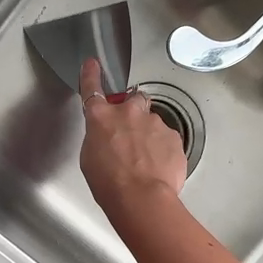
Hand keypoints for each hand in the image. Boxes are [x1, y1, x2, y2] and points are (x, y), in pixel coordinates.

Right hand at [78, 58, 185, 211]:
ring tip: (144, 161)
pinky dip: (162, 149)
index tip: (92, 65)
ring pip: (152, 122)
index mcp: (101, 118)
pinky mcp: (174, 137)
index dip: (91, 76)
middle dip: (132, 110)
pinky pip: (167, 139)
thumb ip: (97, 138)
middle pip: (133, 99)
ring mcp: (154, 123)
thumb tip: (106, 136)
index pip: (92, 89)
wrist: (141, 197)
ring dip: (148, 135)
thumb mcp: (89, 160)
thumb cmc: (109, 183)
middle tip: (129, 132)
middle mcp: (129, 113)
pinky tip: (156, 168)